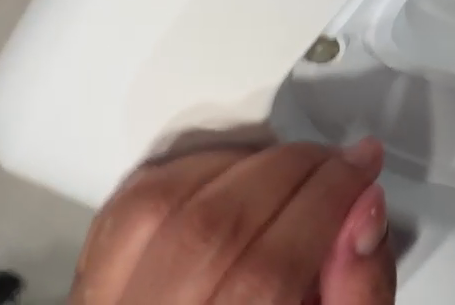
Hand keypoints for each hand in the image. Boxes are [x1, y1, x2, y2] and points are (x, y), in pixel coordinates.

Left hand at [71, 133, 392, 304]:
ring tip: (294, 171)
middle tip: (339, 163)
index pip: (264, 272)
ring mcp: (106, 304)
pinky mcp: (91, 280)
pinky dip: (194, 168)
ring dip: (246, 163)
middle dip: (296, 170)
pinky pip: (135, 201)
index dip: (326, 199)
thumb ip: (363, 289)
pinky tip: (236, 178)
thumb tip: (364, 208)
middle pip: (214, 228)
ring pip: (165, 204)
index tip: (363, 165)